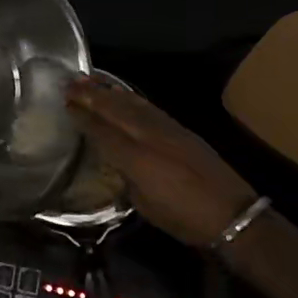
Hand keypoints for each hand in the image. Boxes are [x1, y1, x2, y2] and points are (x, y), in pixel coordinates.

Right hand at [66, 75, 257, 247]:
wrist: (233, 215)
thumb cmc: (183, 218)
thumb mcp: (144, 203)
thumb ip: (125, 176)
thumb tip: (115, 161)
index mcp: (135, 159)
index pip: (101, 130)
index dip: (82, 115)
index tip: (65, 102)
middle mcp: (149, 137)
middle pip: (114, 110)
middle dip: (90, 95)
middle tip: (70, 83)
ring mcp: (167, 130)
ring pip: (132, 103)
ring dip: (109, 90)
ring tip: (90, 79)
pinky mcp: (181, 129)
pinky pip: (149, 107)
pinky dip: (131, 97)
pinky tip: (122, 93)